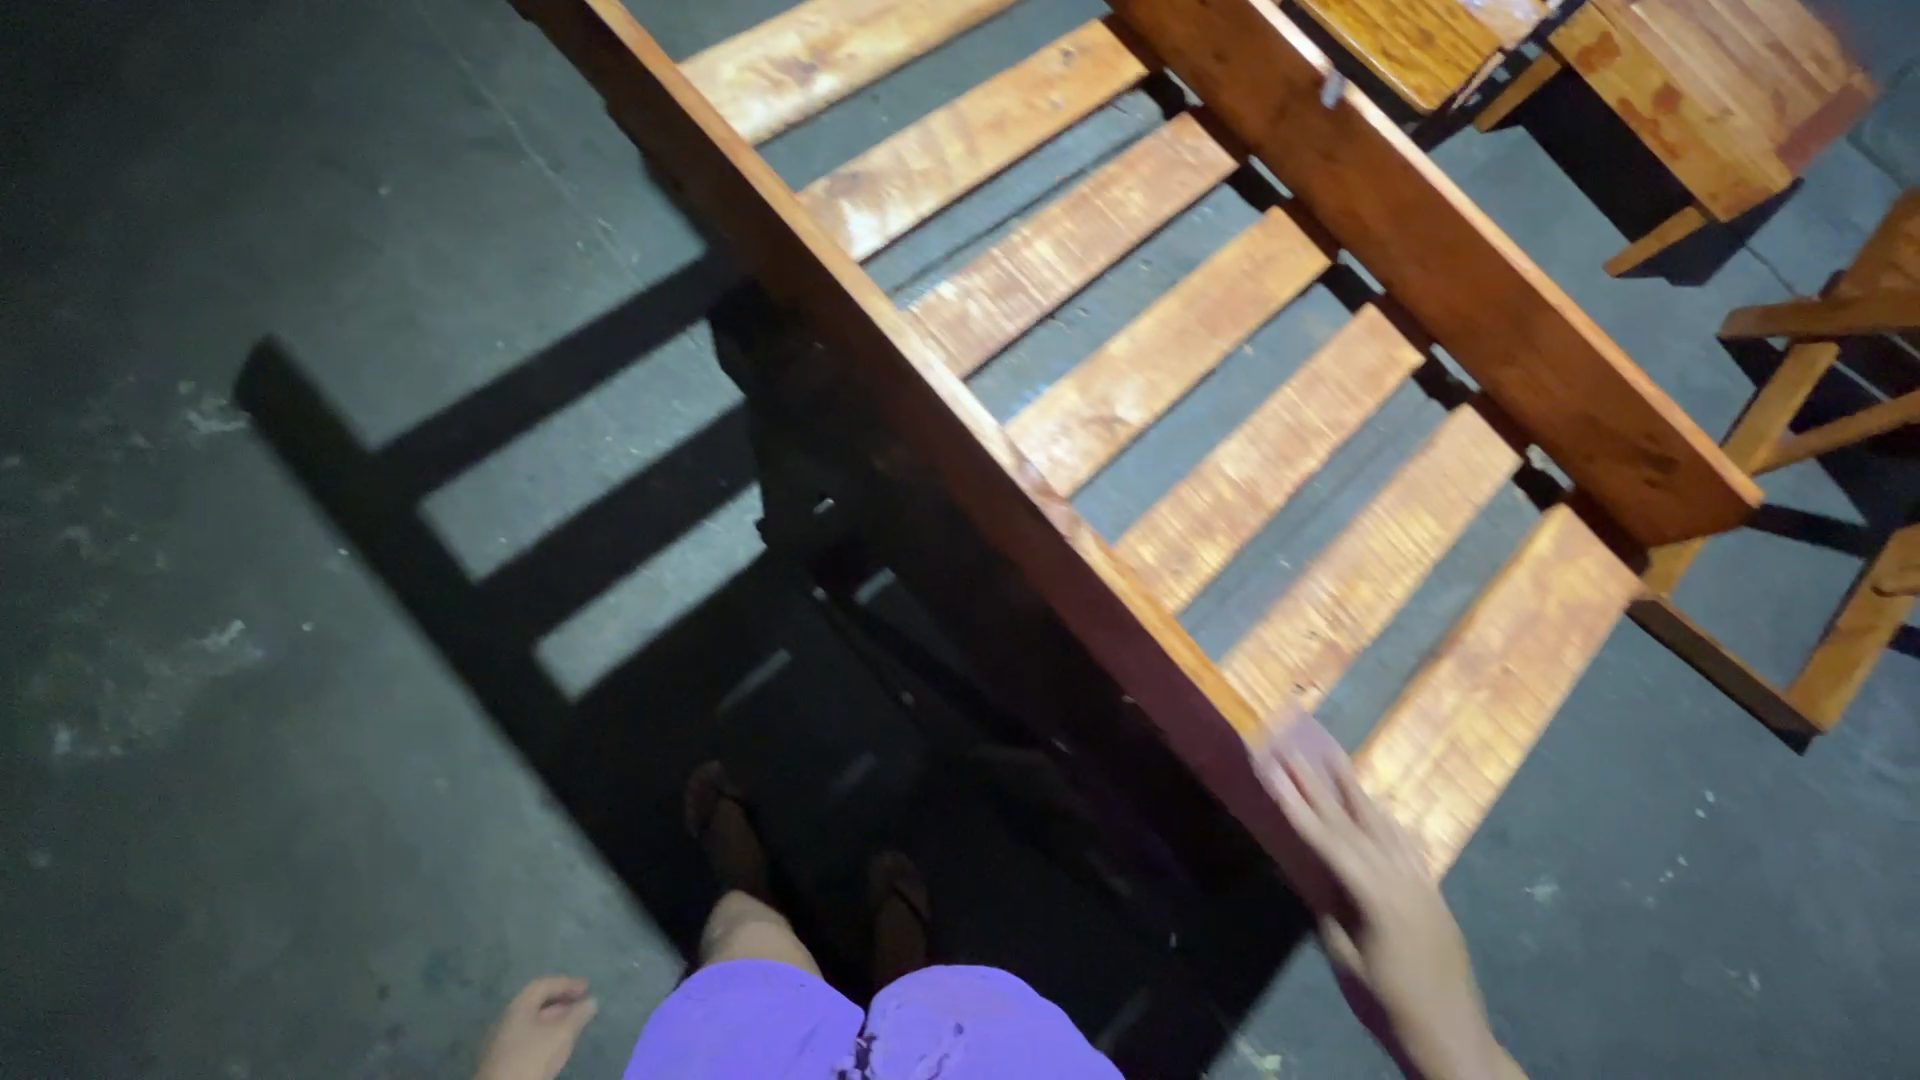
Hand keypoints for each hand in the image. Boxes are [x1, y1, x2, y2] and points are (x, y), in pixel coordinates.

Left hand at [475, 976, 598, 1079]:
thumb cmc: (532, 1057)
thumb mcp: (562, 1034)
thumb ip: (578, 1015)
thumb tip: (591, 1001)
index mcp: (518, 1006)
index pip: (544, 985)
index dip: (567, 983)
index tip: (587, 988)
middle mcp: (507, 1018)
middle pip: (537, 1002)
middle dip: (562, 1001)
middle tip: (581, 1004)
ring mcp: (501, 1039)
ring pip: (532, 1021)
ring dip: (554, 1019)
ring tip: (573, 1024)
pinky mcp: (501, 1058)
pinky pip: (527, 1036)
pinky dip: (545, 1033)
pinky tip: (555, 1043)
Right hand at [1253, 745, 1520, 1079]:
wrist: (1453, 1040)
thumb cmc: (1388, 1006)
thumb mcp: (1345, 960)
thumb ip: (1330, 909)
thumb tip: (1314, 873)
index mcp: (1374, 895)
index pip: (1325, 837)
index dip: (1294, 802)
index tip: (1272, 768)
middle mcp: (1400, 878)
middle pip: (1352, 822)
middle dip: (1319, 784)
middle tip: (1296, 749)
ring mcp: (1421, 883)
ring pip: (1383, 826)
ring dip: (1355, 792)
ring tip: (1335, 760)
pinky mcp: (1433, 893)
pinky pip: (1407, 845)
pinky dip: (1387, 821)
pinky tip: (1379, 808)